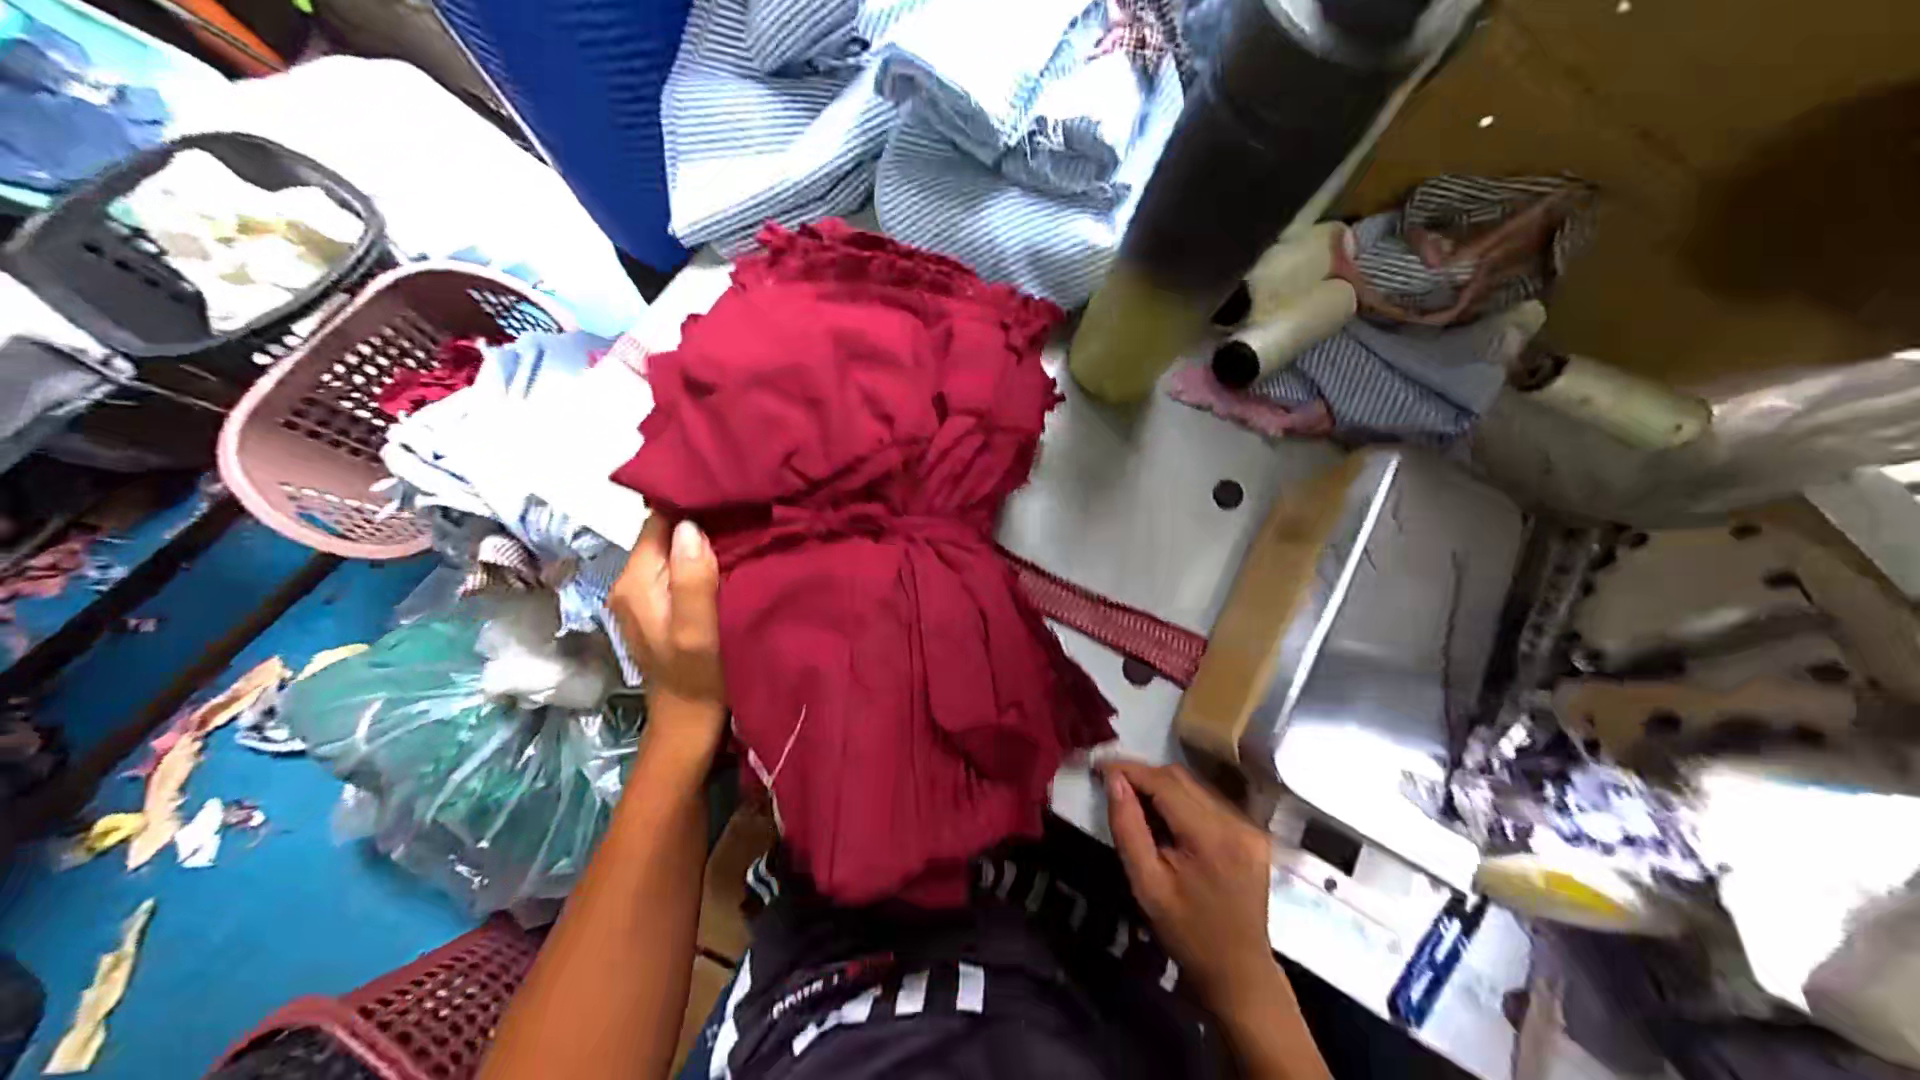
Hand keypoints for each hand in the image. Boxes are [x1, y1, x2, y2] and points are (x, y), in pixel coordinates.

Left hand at [611, 515, 725, 715]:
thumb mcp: (697, 630)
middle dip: (699, 521)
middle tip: (743, 513)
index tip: (729, 498)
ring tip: (740, 532)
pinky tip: (726, 560)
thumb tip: (689, 525)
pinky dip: (700, 560)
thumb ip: (692, 578)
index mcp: (635, 582)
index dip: (691, 506)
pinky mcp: (657, 605)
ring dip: (702, 540)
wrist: (689, 720)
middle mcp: (629, 582)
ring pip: (672, 549)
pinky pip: (677, 568)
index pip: (658, 520)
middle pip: (664, 533)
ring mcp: (641, 594)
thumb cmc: (699, 676)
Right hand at [1104, 761, 1279, 1007]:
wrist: (1238, 971)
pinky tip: (1166, 817)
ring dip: (1162, 786)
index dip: (1130, 769)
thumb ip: (1128, 827)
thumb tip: (1113, 779)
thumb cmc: (1186, 933)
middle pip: (1181, 778)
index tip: (1099, 766)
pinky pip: (1209, 800)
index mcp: (1212, 837)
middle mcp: (1237, 822)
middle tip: (1111, 783)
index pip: (1165, 783)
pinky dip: (1182, 800)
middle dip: (1143, 775)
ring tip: (1135, 800)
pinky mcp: (1253, 832)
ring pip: (1195, 785)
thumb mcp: (1146, 885)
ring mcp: (1249, 826)